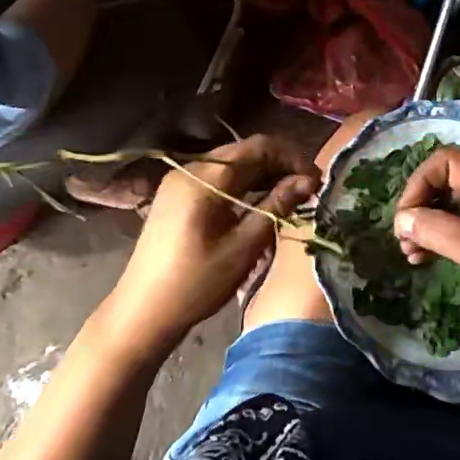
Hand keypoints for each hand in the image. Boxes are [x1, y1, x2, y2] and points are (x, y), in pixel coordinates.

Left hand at [99, 136, 319, 362]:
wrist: (142, 312)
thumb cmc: (196, 283)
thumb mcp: (244, 245)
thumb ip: (278, 205)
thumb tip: (310, 180)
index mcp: (204, 178)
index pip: (259, 147)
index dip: (293, 158)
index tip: (317, 181)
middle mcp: (191, 169)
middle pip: (247, 151)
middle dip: (282, 165)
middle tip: (309, 190)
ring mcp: (182, 181)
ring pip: (235, 163)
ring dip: (266, 174)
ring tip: (292, 197)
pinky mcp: (179, 195)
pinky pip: (221, 177)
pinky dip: (247, 183)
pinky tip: (263, 202)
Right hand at [393, 149, 459, 347]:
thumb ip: (438, 230)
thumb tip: (401, 218)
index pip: (449, 161)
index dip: (422, 180)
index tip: (407, 213)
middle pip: (442, 181)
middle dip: (418, 204)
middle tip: (403, 236)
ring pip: (440, 205)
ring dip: (420, 224)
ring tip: (408, 251)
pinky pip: (445, 228)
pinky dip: (428, 238)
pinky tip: (417, 258)